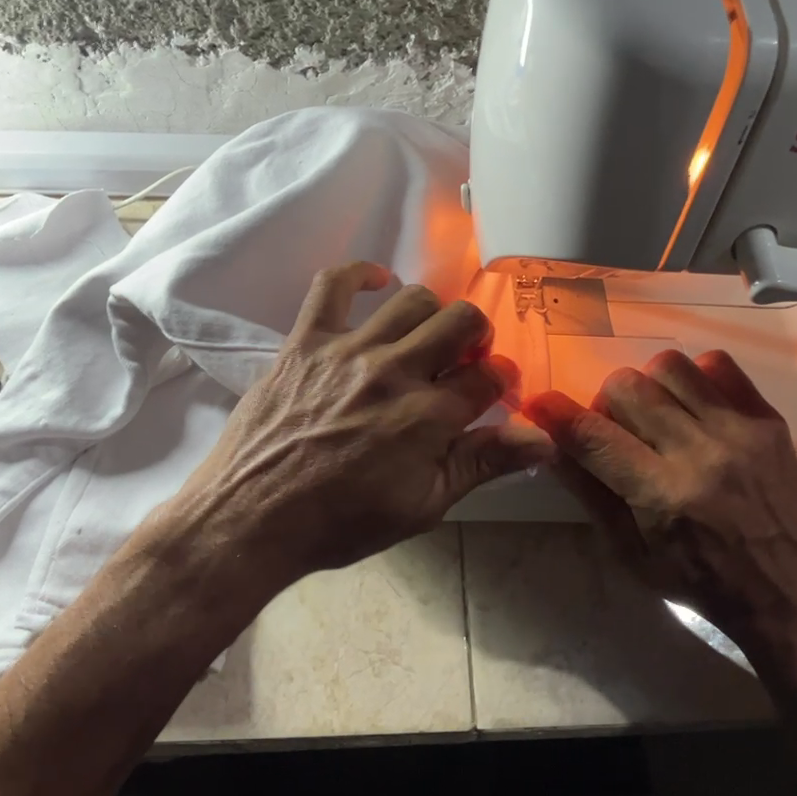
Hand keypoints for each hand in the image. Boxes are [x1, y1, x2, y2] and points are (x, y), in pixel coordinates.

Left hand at [159, 261, 553, 585]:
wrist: (253, 518)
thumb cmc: (342, 523)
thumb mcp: (423, 506)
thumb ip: (482, 464)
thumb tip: (543, 440)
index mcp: (430, 416)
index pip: (489, 377)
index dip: (501, 381)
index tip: (495, 391)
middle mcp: (395, 371)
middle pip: (461, 322)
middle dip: (476, 338)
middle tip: (463, 361)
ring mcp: (349, 350)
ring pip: (412, 299)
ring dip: (431, 314)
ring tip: (424, 338)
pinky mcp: (306, 340)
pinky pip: (333, 284)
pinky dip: (359, 272)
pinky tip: (377, 280)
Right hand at [523, 350, 796, 646]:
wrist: (785, 588)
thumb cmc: (697, 579)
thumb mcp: (630, 552)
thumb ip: (591, 493)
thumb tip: (552, 445)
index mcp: (662, 495)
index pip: (594, 436)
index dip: (556, 413)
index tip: (539, 404)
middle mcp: (700, 454)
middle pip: (628, 388)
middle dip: (606, 403)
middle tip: (615, 429)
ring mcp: (738, 431)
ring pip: (669, 367)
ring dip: (648, 386)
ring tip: (655, 414)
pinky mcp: (767, 419)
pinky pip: (719, 365)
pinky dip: (694, 378)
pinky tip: (692, 407)